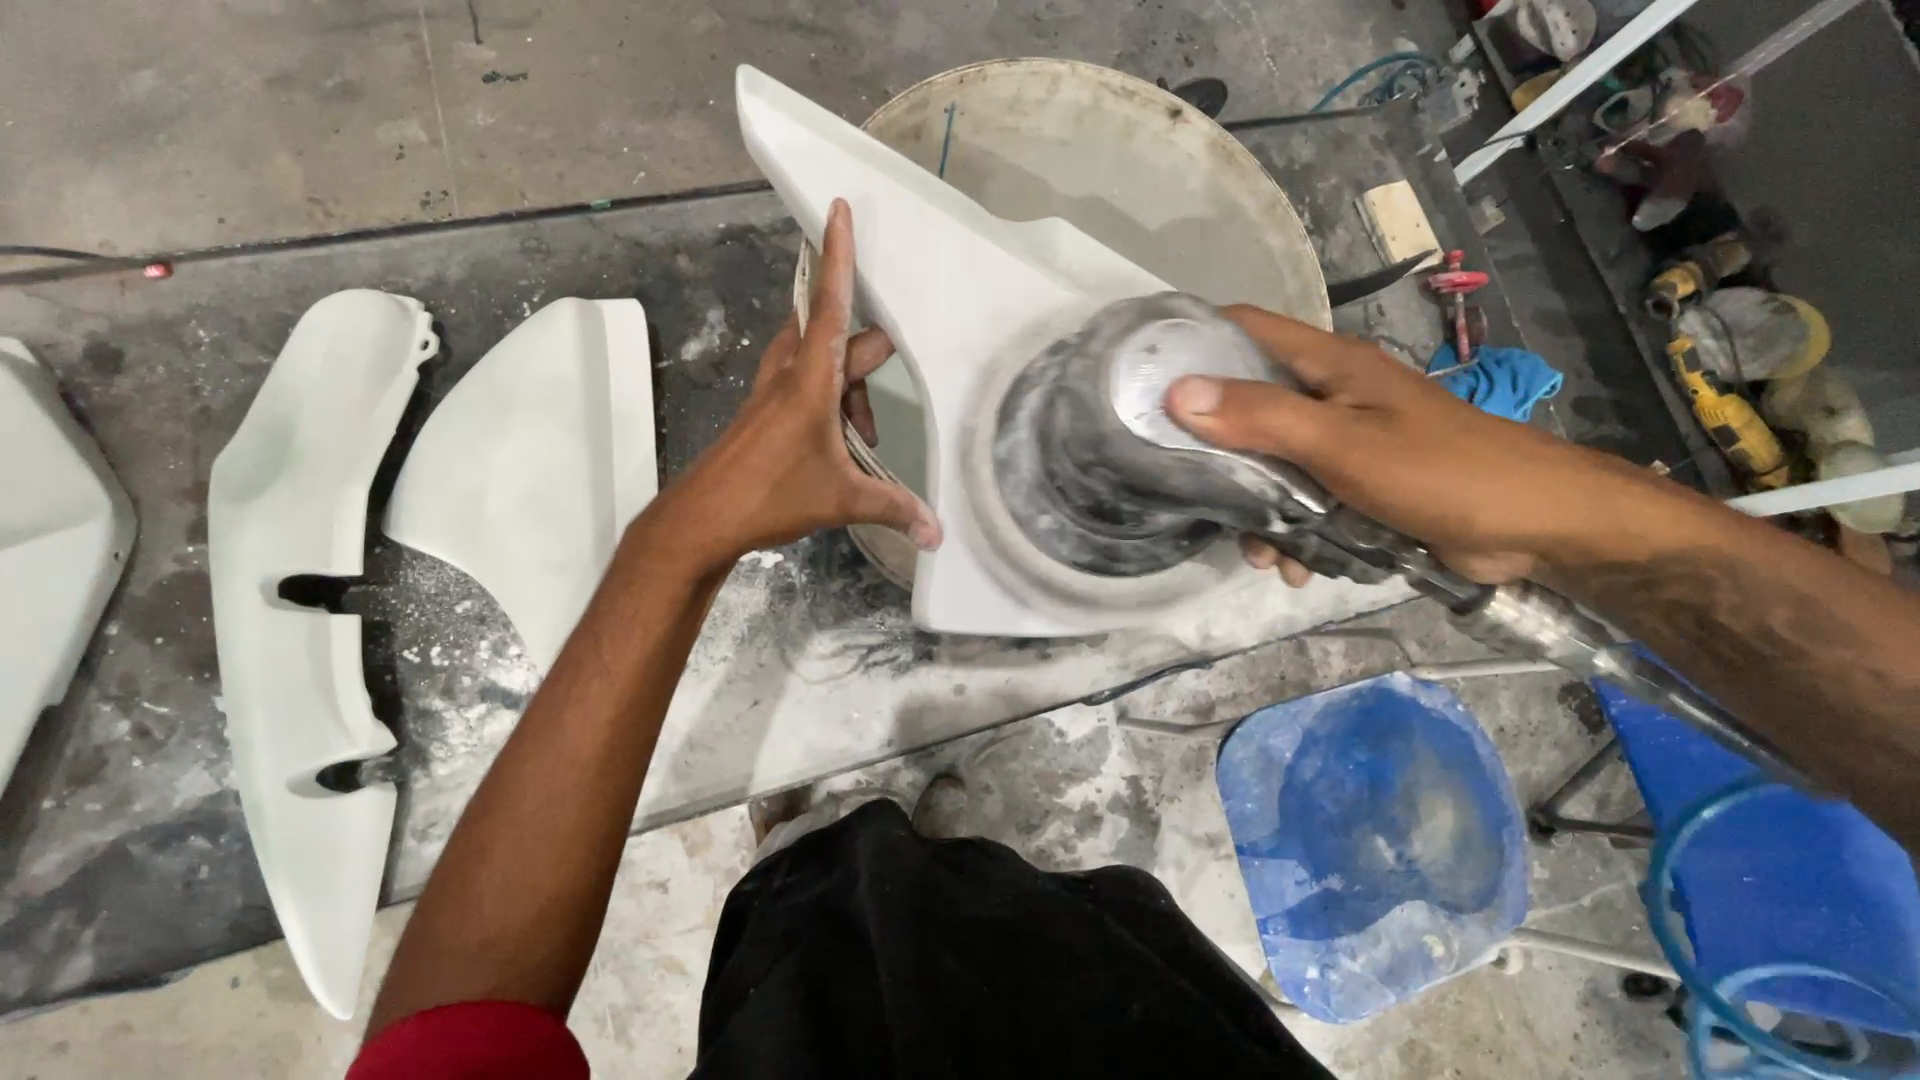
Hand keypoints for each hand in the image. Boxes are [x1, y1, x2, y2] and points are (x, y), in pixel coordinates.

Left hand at [655, 199, 942, 562]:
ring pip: (819, 361)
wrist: (703, 517)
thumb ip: (894, 508)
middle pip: (836, 337)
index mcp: (811, 380)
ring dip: (849, 387)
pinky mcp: (765, 411)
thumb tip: (937, 533)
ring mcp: (772, 391)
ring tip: (869, 436)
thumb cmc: (772, 496)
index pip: (831, 303)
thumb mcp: (841, 500)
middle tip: (891, 374)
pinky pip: (805, 385)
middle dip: (867, 355)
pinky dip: (830, 402)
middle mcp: (789, 373)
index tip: (838, 208)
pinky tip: (844, 445)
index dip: (839, 255)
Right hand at [1163, 305, 1670, 586]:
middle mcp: (1327, 395)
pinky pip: (1303, 503)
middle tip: (1190, 490)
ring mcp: (1342, 441)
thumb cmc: (1437, 468)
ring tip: (1264, 555)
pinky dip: (1293, 534)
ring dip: (1258, 512)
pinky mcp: (1357, 485)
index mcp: (1326, 365)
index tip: (1144, 373)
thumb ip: (1259, 416)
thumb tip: (1176, 391)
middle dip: (1217, 453)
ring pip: (1270, 466)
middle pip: (1245, 407)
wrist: (1532, 525)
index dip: (1193, 340)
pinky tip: (1298, 567)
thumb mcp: (1338, 442)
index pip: (1244, 328)